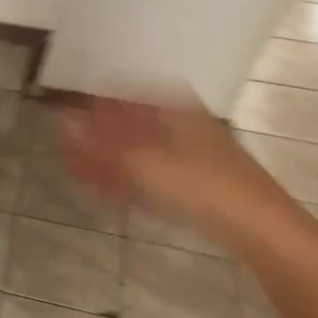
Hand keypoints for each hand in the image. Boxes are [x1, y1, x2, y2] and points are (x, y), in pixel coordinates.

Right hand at [60, 94, 288, 241]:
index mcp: (174, 106)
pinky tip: (100, 189)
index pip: (124, 93)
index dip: (93, 104)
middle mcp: (179, 124)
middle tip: (64, 149)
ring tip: (74, 171)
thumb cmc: (202, 184)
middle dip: (95, 138)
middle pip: (127, 125)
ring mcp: (183, 154)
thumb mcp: (145, 162)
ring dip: (104, 161)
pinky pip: (144, 174)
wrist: (254, 223)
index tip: (64, 117)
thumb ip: (100, 143)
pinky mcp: (185, 182)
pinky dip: (121, 179)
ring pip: (134, 152)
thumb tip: (62, 121)